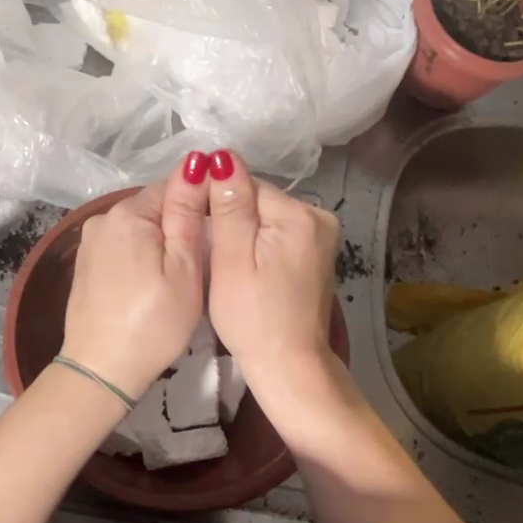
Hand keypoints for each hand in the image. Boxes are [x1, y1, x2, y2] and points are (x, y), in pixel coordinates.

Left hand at [60, 157, 208, 398]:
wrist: (101, 370)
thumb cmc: (152, 323)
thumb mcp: (184, 268)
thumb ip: (189, 213)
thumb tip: (199, 162)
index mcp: (128, 212)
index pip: (175, 186)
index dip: (202, 208)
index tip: (218, 239)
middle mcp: (103, 218)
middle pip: (155, 208)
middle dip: (180, 227)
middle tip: (201, 267)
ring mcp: (90, 243)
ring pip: (141, 230)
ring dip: (162, 245)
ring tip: (179, 281)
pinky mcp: (86, 266)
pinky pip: (125, 249)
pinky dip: (143, 260)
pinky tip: (152, 288)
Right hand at [205, 150, 340, 395]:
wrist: (290, 366)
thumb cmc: (252, 318)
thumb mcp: (231, 260)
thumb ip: (230, 206)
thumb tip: (222, 156)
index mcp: (298, 214)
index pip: (246, 184)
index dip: (217, 206)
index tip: (200, 236)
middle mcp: (319, 217)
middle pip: (260, 200)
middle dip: (233, 221)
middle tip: (212, 259)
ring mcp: (323, 238)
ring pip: (268, 219)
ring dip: (245, 235)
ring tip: (229, 269)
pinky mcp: (319, 257)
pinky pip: (280, 237)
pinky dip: (261, 249)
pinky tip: (250, 274)